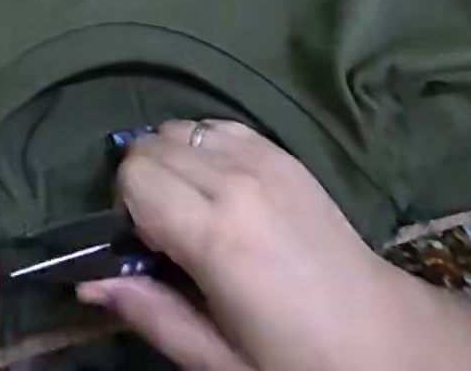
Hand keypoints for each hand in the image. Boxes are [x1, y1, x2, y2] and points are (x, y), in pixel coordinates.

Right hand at [77, 120, 421, 370]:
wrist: (384, 338)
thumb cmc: (297, 363)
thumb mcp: (219, 361)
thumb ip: (149, 312)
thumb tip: (86, 283)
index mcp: (217, 234)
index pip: (134, 176)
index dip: (125, 209)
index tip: (143, 245)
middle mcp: (235, 178)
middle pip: (151, 143)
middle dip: (141, 181)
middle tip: (163, 230)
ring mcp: (263, 157)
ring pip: (181, 127)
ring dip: (170, 159)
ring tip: (191, 205)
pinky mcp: (282, 150)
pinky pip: (218, 124)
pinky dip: (203, 144)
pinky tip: (218, 182)